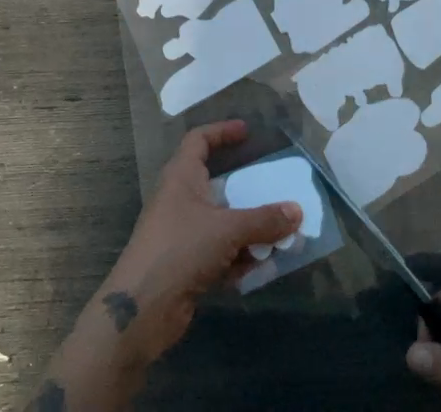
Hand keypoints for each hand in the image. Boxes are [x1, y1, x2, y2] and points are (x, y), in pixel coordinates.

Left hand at [97, 120, 302, 366]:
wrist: (143, 308)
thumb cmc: (180, 250)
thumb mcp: (227, 229)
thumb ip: (264, 220)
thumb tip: (297, 211)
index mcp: (181, 178)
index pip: (198, 141)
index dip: (221, 131)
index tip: (248, 132)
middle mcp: (179, 200)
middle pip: (216, 183)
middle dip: (247, 189)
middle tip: (274, 185)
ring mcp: (182, 233)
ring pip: (221, 221)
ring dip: (249, 228)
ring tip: (281, 233)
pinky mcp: (186, 264)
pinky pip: (220, 252)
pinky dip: (240, 256)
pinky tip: (262, 266)